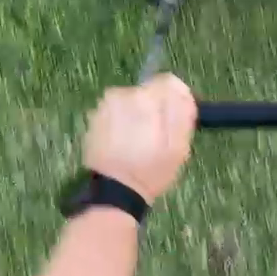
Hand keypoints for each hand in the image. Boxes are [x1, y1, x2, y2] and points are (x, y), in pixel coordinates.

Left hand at [83, 74, 196, 200]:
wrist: (113, 192)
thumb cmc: (150, 171)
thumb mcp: (178, 146)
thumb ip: (182, 112)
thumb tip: (182, 90)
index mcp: (145, 97)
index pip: (168, 84)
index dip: (174, 104)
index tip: (172, 125)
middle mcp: (121, 94)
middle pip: (149, 92)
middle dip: (155, 111)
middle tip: (156, 140)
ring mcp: (104, 105)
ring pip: (132, 102)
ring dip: (138, 117)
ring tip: (138, 145)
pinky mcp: (94, 118)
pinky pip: (117, 113)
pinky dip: (122, 124)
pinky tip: (123, 145)